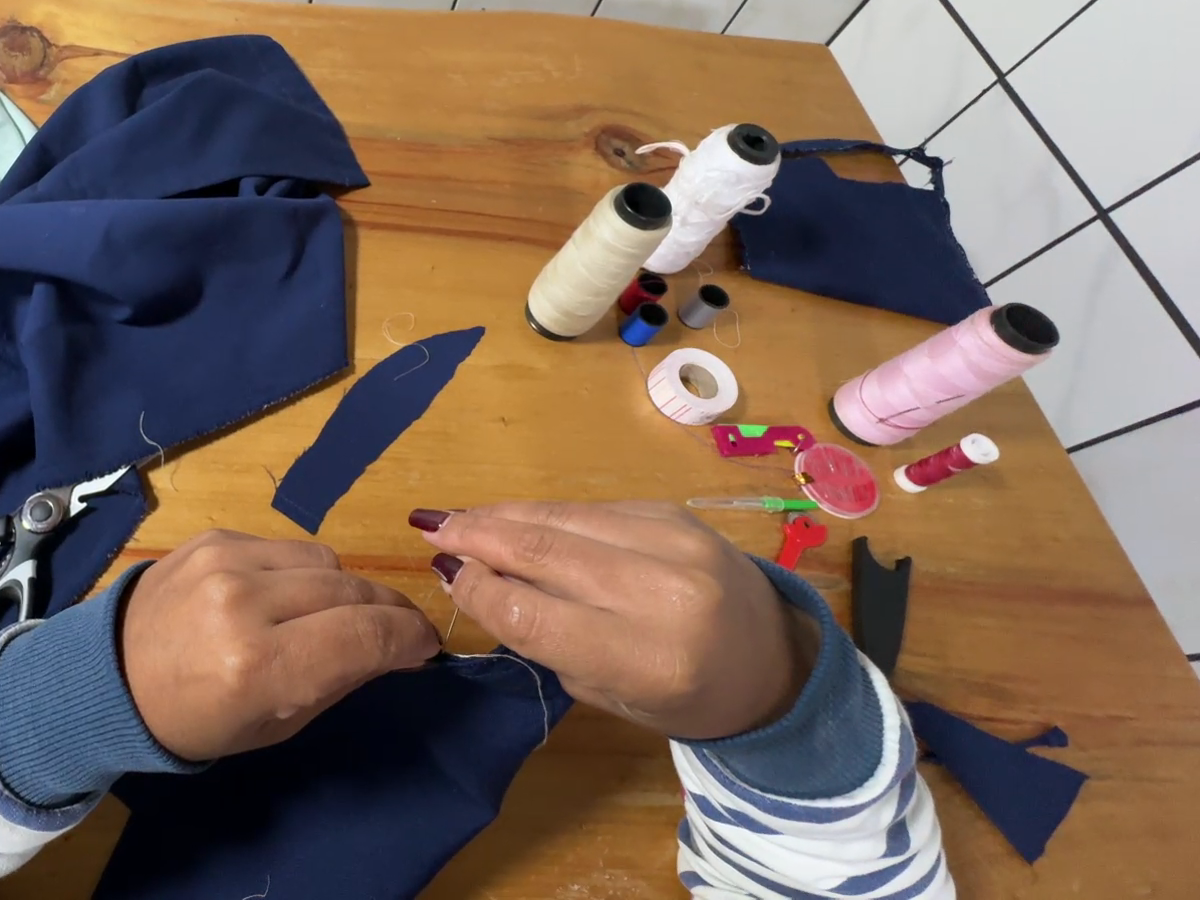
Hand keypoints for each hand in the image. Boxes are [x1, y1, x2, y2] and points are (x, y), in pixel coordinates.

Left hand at [121, 530, 440, 760]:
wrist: (111, 675)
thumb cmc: (195, 720)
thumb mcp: (274, 726)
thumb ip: (339, 678)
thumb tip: (394, 643)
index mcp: (257, 666)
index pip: (364, 636)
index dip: (409, 638)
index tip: (426, 645)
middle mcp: (243, 601)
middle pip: (351, 589)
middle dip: (386, 610)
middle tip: (398, 629)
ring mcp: (225, 559)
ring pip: (325, 559)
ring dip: (342, 588)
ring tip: (331, 614)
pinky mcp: (214, 536)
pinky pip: (286, 546)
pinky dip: (301, 571)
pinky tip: (284, 594)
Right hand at [415, 502, 816, 739]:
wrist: (774, 661)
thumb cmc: (682, 696)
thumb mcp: (605, 690)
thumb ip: (538, 631)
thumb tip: (469, 572)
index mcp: (649, 658)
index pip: (532, 611)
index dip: (477, 587)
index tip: (444, 570)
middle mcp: (664, 590)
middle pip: (538, 549)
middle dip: (474, 533)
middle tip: (428, 526)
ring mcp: (673, 540)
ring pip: (556, 516)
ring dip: (497, 515)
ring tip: (456, 517)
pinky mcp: (670, 511)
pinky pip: (584, 508)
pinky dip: (539, 513)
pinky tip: (512, 519)